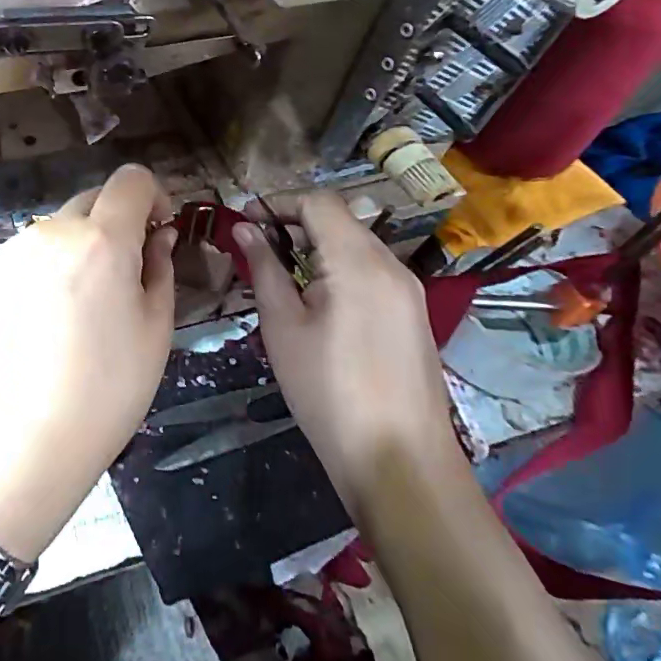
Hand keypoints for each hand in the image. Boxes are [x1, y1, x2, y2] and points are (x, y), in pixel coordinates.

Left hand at [0, 164, 177, 560]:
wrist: (18, 446)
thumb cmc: (105, 391)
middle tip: (132, 270)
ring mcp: (14, 253)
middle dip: (121, 220)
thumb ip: (160, 268)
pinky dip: (56, 263)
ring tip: (91, 301)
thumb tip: (159, 236)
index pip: (132, 179)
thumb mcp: (155, 329)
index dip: (155, 196)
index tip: (161, 232)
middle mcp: (53, 232)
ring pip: (63, 226)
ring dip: (86, 242)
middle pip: (96, 199)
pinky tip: (55, 316)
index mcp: (102, 240)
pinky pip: (35, 252)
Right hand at [233, 193, 455, 516]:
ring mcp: (409, 288)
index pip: (320, 203)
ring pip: (358, 247)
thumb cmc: (328, 392)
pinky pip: (374, 273)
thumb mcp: (284, 328)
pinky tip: (321, 303)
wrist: (399, 457)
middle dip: (297, 225)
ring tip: (284, 278)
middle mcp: (391, 263)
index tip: (247, 219)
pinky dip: (343, 271)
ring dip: (320, 249)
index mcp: (359, 260)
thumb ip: (265, 270)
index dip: (280, 202)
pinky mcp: (414, 312)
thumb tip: (246, 229)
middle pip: (341, 221)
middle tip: (259, 250)